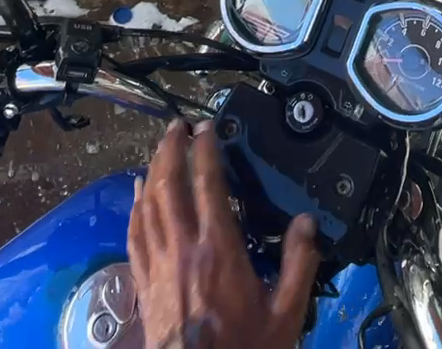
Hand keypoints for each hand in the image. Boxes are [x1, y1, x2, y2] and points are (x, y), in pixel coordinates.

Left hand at [128, 119, 319, 347]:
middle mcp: (183, 248)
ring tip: (160, 148)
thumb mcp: (284, 315)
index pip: (208, 185)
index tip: (206, 127)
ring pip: (147, 204)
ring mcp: (159, 264)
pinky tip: (137, 193)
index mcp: (219, 250)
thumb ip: (299, 265)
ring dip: (152, 170)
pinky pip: (134, 234)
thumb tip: (306, 222)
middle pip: (169, 185)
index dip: (205, 150)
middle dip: (171, 149)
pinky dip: (135, 207)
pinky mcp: (143, 283)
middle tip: (177, 126)